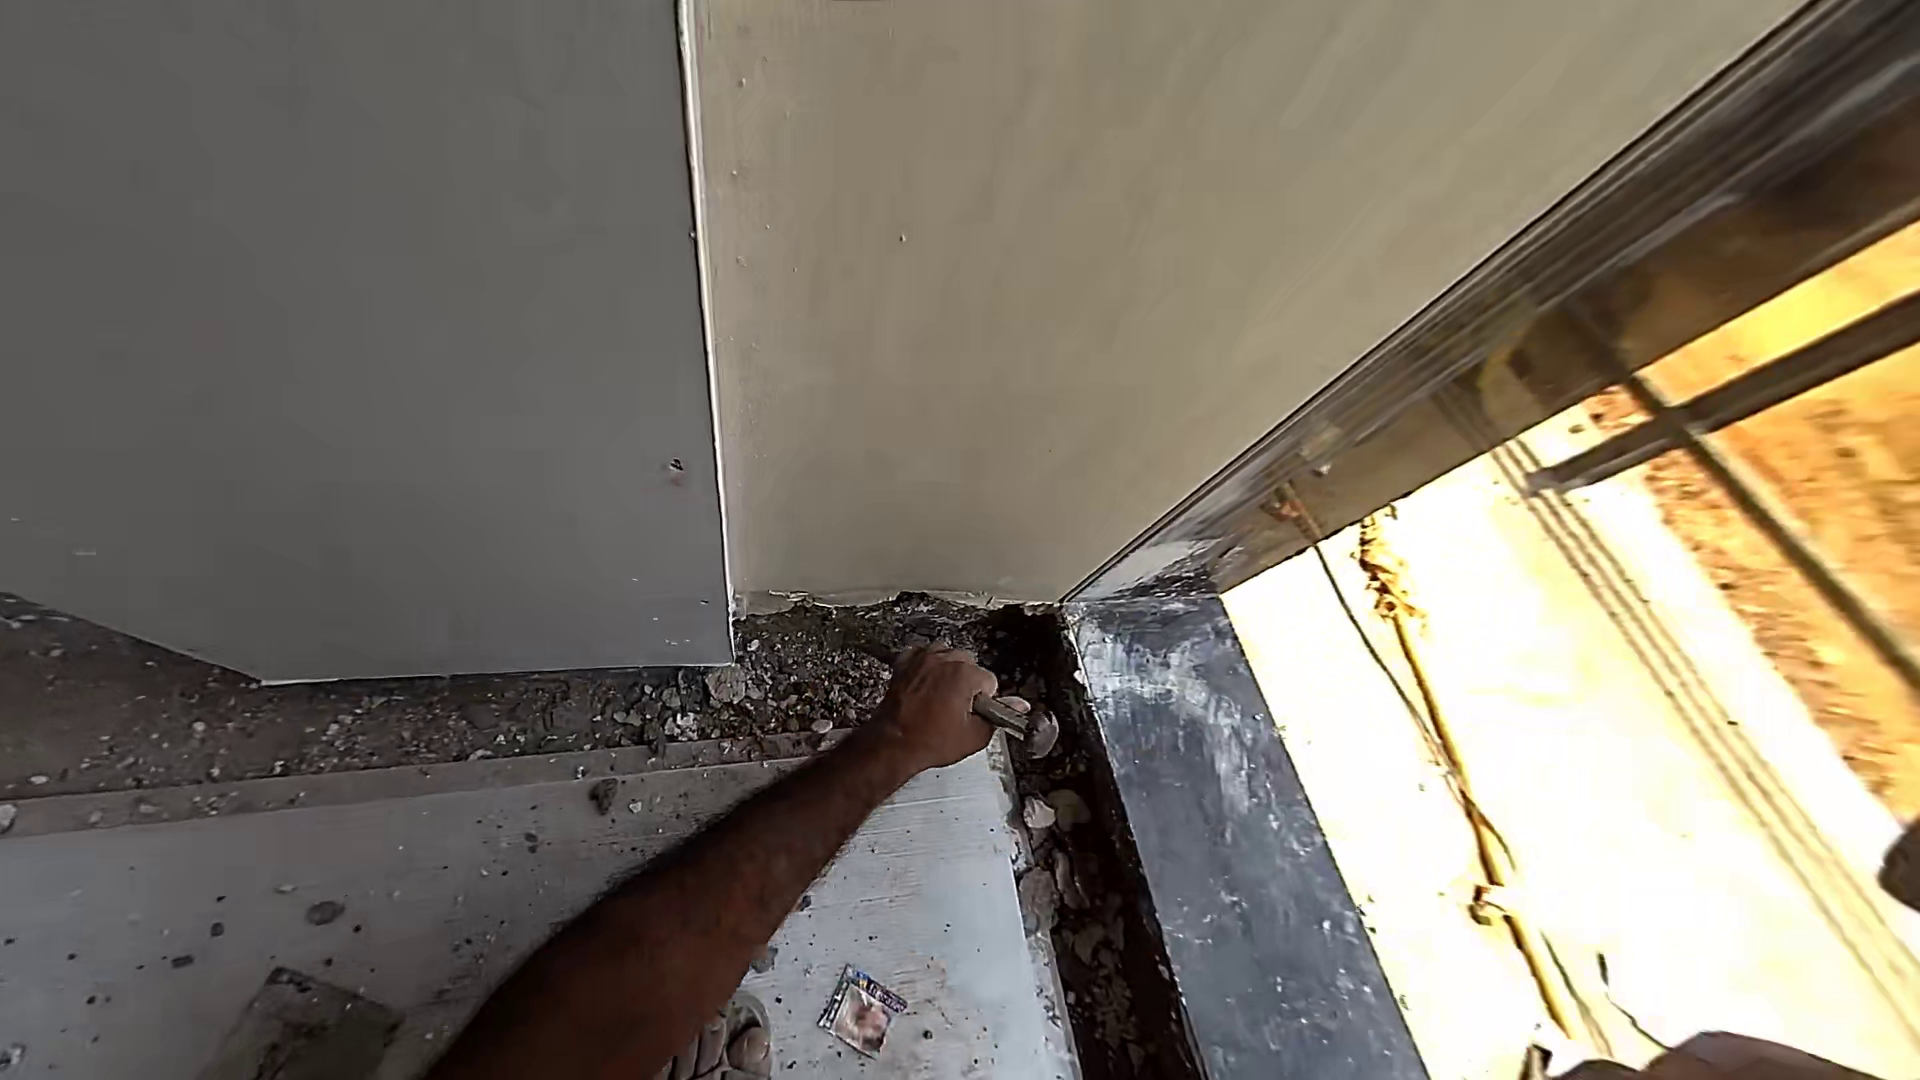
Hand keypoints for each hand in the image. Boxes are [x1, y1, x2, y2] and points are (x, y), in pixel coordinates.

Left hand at [867, 645, 997, 773]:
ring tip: (942, 697)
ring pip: (947, 655)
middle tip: (957, 708)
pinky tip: (926, 684)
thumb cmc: (929, 741)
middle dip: (967, 683)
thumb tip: (1019, 704)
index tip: (974, 711)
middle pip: (969, 664)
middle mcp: (943, 660)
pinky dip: (927, 666)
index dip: (984, 700)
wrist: (892, 744)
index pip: (989, 680)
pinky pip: (923, 655)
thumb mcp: (975, 736)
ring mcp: (922, 659)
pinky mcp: (905, 663)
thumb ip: (999, 715)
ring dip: (948, 671)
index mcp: (964, 674)